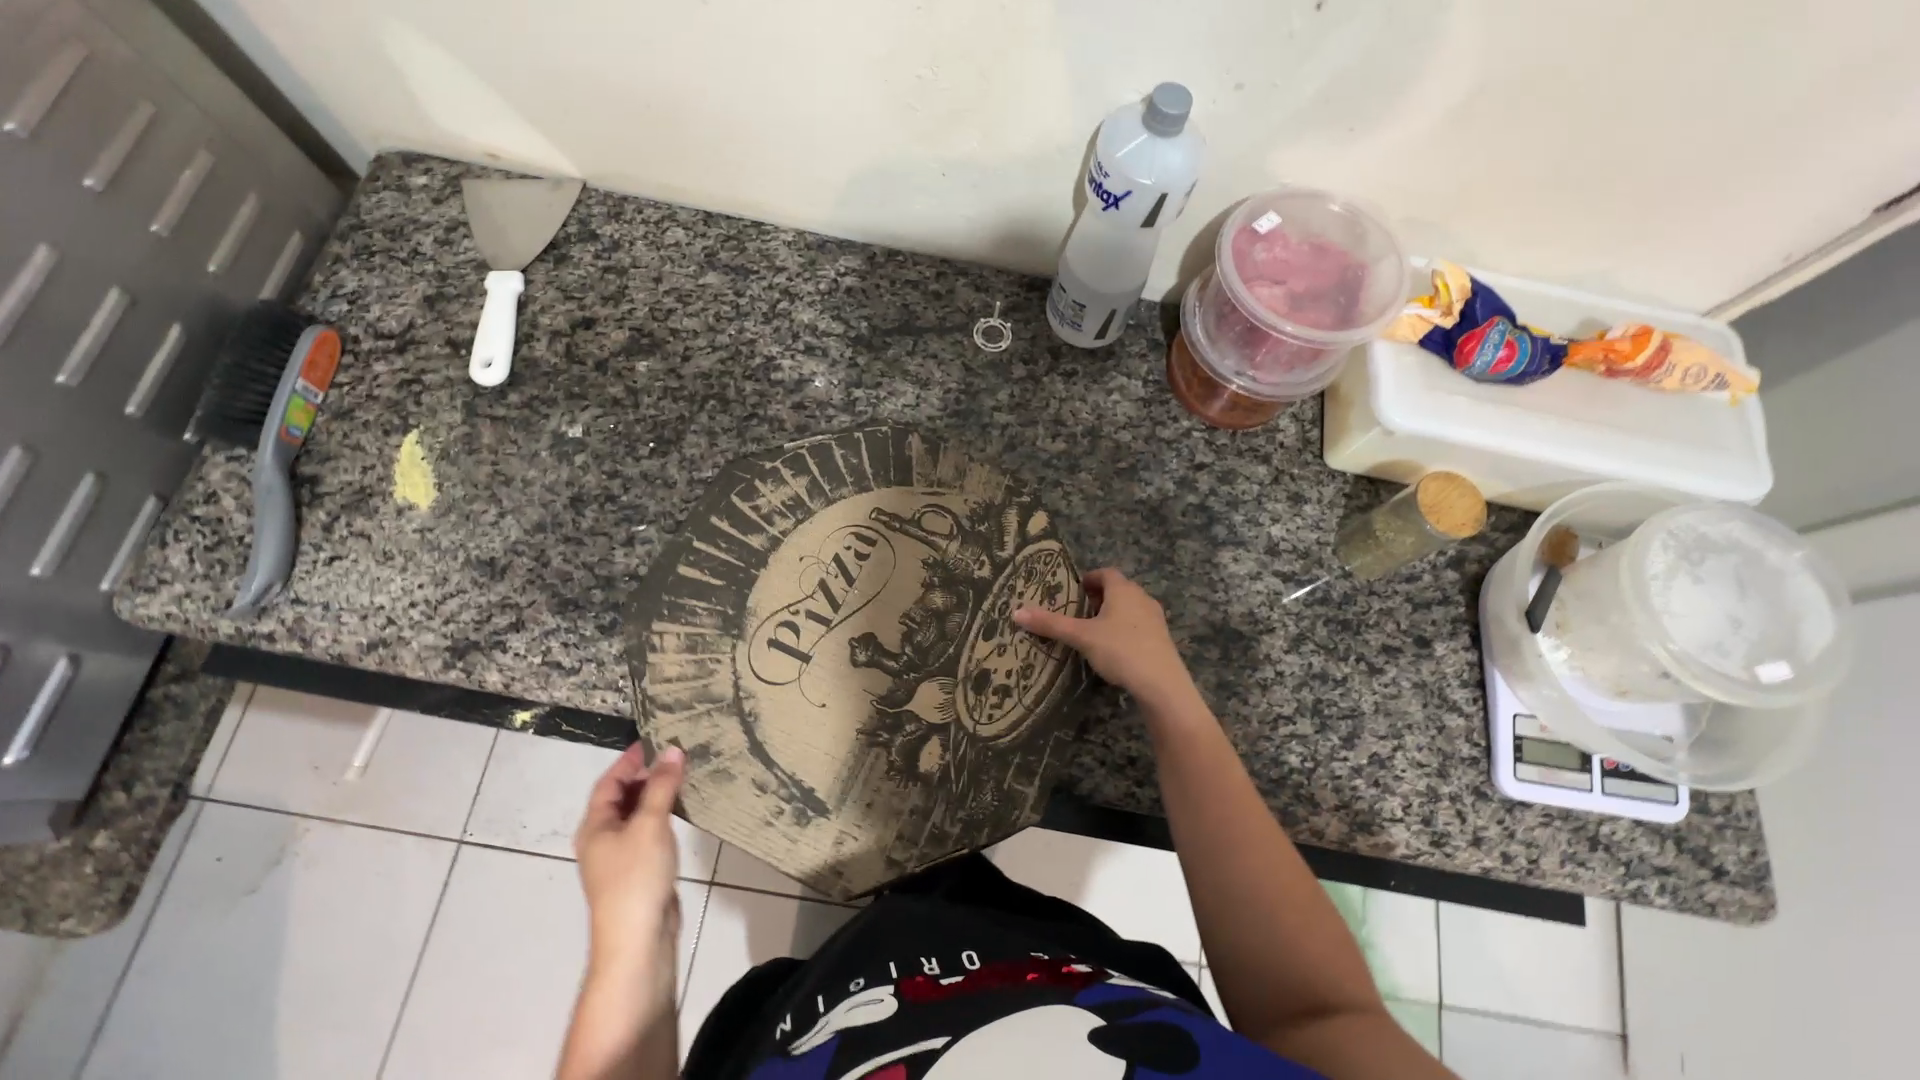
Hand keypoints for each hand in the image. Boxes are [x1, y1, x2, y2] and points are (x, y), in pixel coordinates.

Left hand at [574, 742, 684, 1008]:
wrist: (637, 939)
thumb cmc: (636, 876)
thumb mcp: (650, 824)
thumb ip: (661, 786)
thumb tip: (673, 750)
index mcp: (594, 826)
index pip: (608, 782)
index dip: (629, 760)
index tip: (654, 739)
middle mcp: (601, 839)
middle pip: (620, 798)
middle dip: (644, 776)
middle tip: (675, 756)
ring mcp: (619, 859)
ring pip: (635, 817)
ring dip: (655, 797)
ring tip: (683, 779)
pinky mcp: (637, 873)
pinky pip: (647, 834)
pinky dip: (661, 818)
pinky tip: (681, 815)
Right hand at [1014, 567, 1201, 716]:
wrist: (1161, 683)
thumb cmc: (1120, 650)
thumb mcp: (1081, 637)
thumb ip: (1050, 624)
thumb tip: (1016, 612)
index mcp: (1123, 590)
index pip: (1106, 573)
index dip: (1089, 578)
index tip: (1075, 590)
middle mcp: (1142, 598)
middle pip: (1119, 589)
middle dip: (1099, 597)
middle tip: (1080, 611)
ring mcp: (1155, 619)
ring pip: (1131, 608)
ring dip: (1113, 614)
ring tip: (1094, 630)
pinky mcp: (1162, 639)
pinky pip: (1139, 625)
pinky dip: (1125, 629)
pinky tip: (1114, 649)